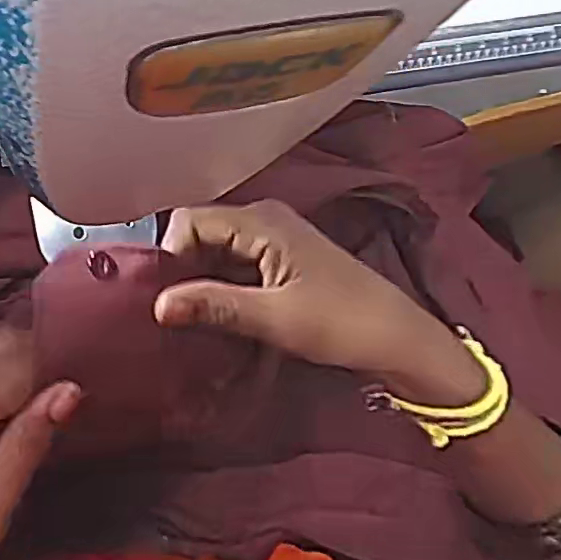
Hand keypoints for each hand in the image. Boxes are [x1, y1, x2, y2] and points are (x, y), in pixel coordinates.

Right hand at [153, 201, 477, 395]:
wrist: (402, 342)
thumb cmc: (343, 323)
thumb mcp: (275, 318)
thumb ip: (214, 305)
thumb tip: (158, 304)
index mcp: (261, 220)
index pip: (188, 220)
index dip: (172, 255)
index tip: (173, 297)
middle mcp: (263, 217)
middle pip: (198, 231)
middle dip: (183, 268)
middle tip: (179, 310)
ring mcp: (271, 236)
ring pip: (213, 248)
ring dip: (200, 278)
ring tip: (195, 314)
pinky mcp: (278, 257)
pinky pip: (231, 260)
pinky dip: (218, 283)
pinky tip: (218, 310)